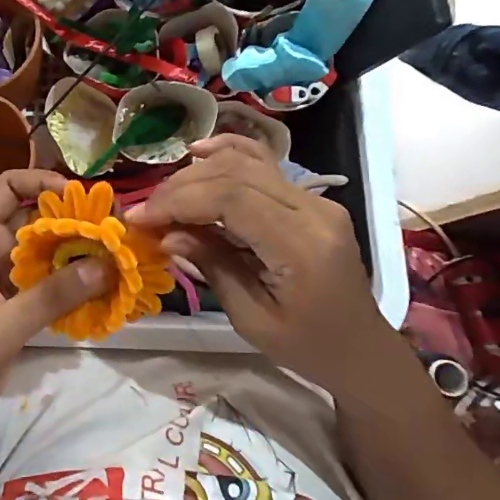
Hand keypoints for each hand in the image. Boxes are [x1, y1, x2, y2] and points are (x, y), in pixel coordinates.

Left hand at [0, 169, 112, 456]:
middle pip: (34, 216)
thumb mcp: (4, 326)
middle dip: (72, 218)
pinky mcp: (19, 298)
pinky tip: (102, 282)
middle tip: (112, 228)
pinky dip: (74, 275)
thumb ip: (52, 295)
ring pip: (46, 246)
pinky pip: (51, 275)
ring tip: (115, 252)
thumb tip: (105, 264)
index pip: (5, 188)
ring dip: (77, 248)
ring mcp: (6, 274)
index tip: (78, 196)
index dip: (39, 181)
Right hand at [124, 136, 401, 396]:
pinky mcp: (310, 199)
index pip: (233, 199)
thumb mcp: (252, 319)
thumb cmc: (307, 346)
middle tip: (146, 211)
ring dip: (199, 173)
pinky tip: (199, 152)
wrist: (360, 347)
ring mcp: (316, 200)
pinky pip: (266, 165)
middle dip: (182, 187)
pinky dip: (231, 153)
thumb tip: (166, 233)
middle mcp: (314, 211)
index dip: (180, 200)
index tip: (139, 218)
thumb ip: (212, 267)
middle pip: (237, 174)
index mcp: (302, 247)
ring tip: (164, 195)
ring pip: (249, 163)